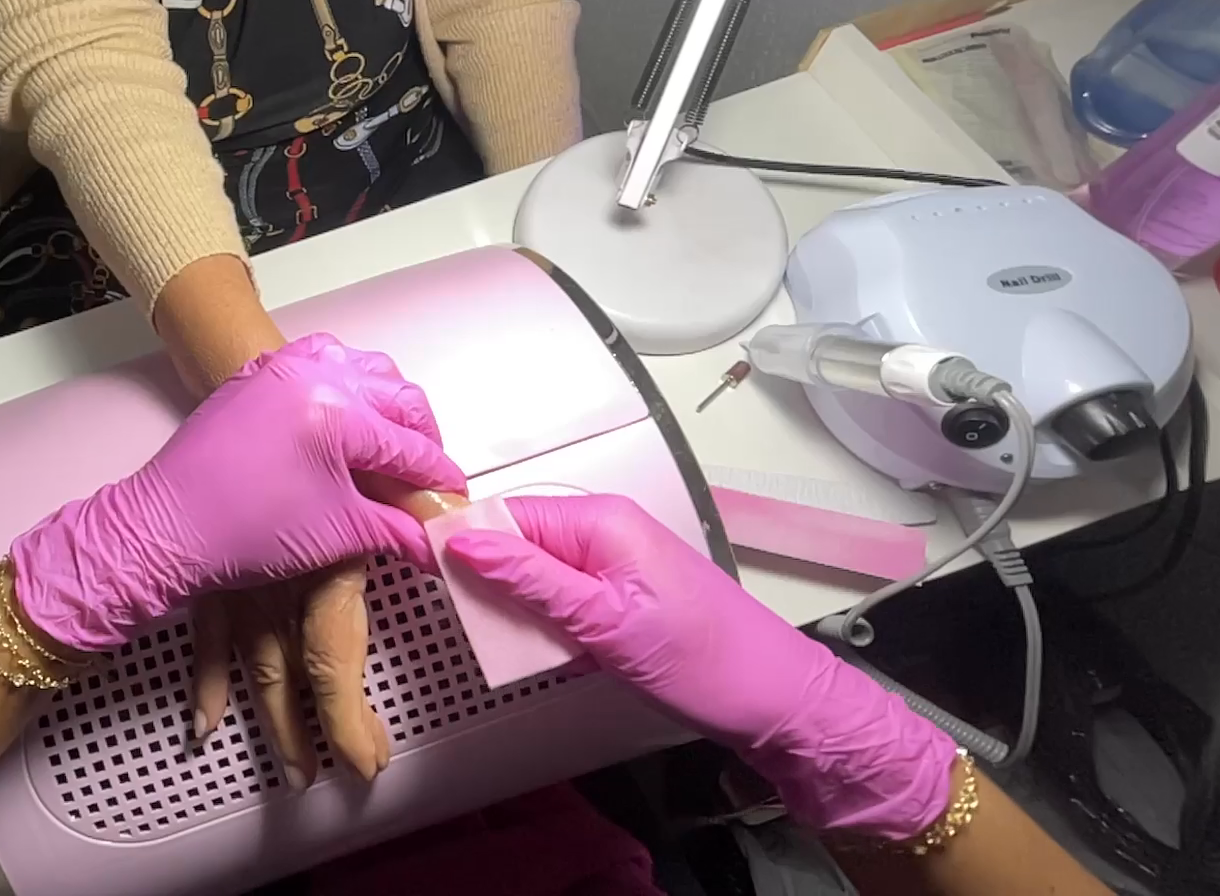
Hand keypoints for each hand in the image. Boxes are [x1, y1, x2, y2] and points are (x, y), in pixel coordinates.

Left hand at [11, 333, 463, 649]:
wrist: (164, 529)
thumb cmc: (244, 533)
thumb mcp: (337, 532)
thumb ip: (397, 528)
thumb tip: (435, 538)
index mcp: (335, 409)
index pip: (408, 445)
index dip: (439, 478)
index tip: (455, 500)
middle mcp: (314, 372)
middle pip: (397, 396)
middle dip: (421, 437)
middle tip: (427, 479)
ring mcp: (283, 365)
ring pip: (364, 368)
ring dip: (388, 404)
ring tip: (393, 447)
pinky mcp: (261, 373)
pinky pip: (322, 361)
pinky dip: (348, 385)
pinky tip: (350, 417)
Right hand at [445, 494, 958, 840]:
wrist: (781, 705)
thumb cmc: (709, 662)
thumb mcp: (602, 622)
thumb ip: (528, 578)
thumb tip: (465, 542)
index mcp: (598, 518)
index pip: (505, 515)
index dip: (467, 544)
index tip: (437, 574)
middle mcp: (603, 527)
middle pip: (516, 541)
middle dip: (495, 582)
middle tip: (492, 623)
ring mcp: (611, 557)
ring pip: (534, 569)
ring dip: (521, 606)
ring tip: (532, 643)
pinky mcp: (617, 585)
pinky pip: (560, 589)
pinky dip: (547, 618)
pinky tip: (555, 647)